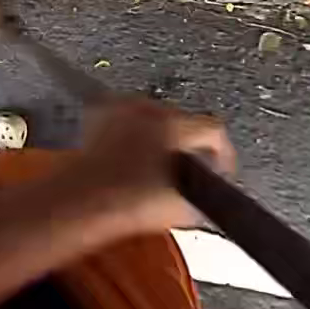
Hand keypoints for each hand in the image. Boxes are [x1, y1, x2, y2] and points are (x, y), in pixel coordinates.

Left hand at [58, 96, 236, 234]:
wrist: (88, 197)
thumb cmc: (136, 201)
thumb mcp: (190, 203)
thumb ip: (209, 186)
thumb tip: (210, 183)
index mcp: (175, 123)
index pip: (214, 129)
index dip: (222, 153)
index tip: (217, 170)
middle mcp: (147, 107)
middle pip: (182, 118)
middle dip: (188, 142)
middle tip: (186, 167)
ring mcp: (120, 105)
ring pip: (152, 115)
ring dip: (160, 134)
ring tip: (157, 162)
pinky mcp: (98, 110)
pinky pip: (125, 116)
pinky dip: (132, 130)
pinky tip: (131, 152)